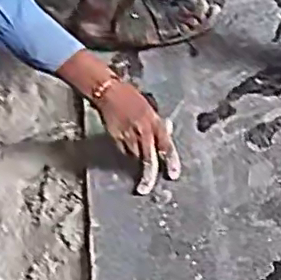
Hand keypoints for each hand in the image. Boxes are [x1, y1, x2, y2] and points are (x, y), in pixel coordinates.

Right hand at [96, 79, 179, 195]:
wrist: (107, 91)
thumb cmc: (130, 98)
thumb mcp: (150, 109)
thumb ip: (159, 125)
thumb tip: (169, 131)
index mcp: (155, 124)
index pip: (167, 147)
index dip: (171, 163)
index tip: (173, 176)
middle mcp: (144, 132)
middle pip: (149, 160)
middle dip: (148, 177)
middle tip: (145, 189)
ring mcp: (129, 136)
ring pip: (136, 157)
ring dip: (137, 161)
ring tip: (134, 156)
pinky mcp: (116, 137)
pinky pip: (124, 151)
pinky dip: (126, 151)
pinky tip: (125, 142)